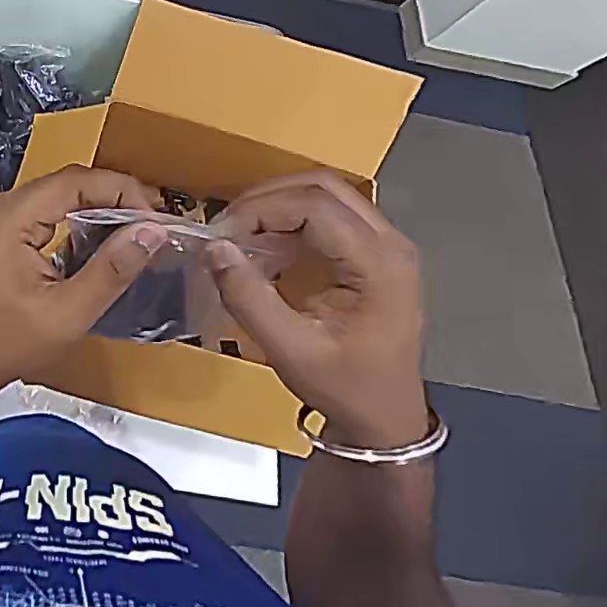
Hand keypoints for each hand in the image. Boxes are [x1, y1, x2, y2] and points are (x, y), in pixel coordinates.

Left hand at [0, 165, 166, 389]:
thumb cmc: (13, 342)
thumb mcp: (70, 312)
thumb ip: (112, 270)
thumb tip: (152, 232)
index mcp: (10, 218)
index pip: (75, 182)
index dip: (121, 190)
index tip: (154, 215)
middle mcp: (3, 207)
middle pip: (69, 182)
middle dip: (116, 194)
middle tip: (152, 219)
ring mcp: (2, 216)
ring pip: (63, 192)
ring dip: (102, 204)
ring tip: (138, 225)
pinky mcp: (7, 229)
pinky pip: (52, 208)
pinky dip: (83, 216)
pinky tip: (107, 235)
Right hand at [207, 171, 428, 448]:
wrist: (384, 419)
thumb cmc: (346, 389)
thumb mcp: (291, 351)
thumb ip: (250, 299)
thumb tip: (216, 250)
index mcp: (380, 264)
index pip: (316, 207)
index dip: (263, 209)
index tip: (223, 232)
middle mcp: (391, 243)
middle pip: (324, 187)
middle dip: (268, 198)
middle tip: (228, 225)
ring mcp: (387, 245)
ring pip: (328, 195)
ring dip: (280, 205)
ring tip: (241, 232)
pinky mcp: (374, 253)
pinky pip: (331, 216)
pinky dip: (292, 221)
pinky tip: (266, 245)